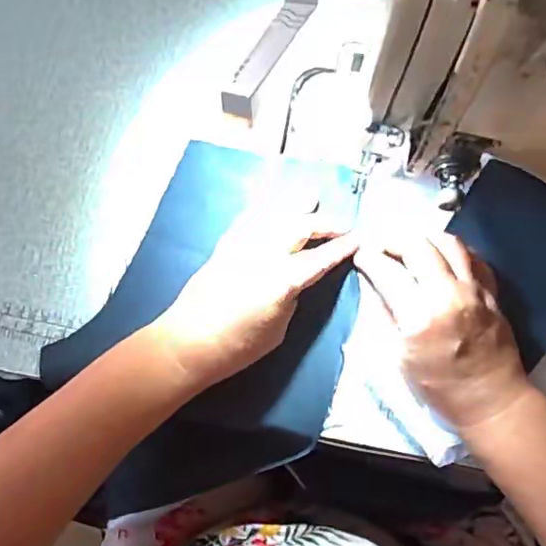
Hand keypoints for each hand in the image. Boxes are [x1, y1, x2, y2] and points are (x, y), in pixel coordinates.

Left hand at [145, 202, 358, 389]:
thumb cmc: (236, 348)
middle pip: (300, 227)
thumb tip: (294, 282)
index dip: (342, 246)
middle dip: (324, 222)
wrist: (187, 344)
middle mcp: (263, 255)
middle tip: (340, 224)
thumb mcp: (277, 331)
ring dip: (295, 207)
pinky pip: (247, 221)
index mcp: (283, 280)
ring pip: (273, 216)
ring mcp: (240, 248)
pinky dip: (262, 210)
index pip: (320, 257)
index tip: (359, 237)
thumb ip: (290, 300)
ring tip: (311, 198)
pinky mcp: (222, 249)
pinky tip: (269, 205)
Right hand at [354, 231, 533, 431]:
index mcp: (420, 316)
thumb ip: (384, 315)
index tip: (360, 256)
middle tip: (379, 244)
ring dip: (423, 238)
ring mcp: (475, 290)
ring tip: (408, 244)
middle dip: (392, 240)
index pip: (388, 272)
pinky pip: (472, 257)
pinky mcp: (492, 292)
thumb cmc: (437, 386)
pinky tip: (440, 257)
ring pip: (449, 243)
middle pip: (418, 246)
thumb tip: (371, 285)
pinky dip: (453, 251)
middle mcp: (449, 295)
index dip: (368, 259)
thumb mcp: (397, 357)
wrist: (490, 399)